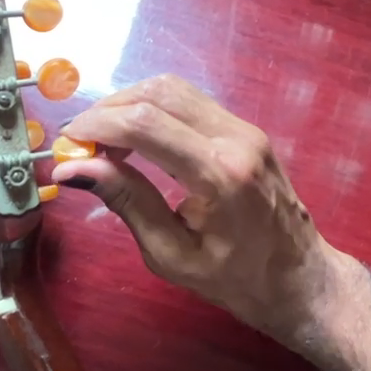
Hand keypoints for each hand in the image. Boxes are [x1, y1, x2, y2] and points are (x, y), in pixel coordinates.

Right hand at [52, 75, 353, 348]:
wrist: (303, 277)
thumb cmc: (239, 281)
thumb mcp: (173, 256)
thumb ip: (128, 202)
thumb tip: (75, 169)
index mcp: (220, 173)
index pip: (146, 124)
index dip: (98, 125)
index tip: (67, 144)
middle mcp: (235, 137)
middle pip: (160, 92)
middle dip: (109, 109)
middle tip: (81, 143)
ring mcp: (245, 127)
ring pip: (175, 89)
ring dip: (131, 105)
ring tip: (104, 142)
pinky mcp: (247, 128)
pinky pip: (192, 102)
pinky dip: (155, 110)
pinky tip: (136, 140)